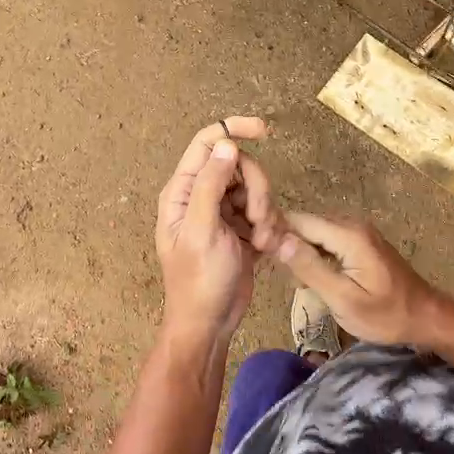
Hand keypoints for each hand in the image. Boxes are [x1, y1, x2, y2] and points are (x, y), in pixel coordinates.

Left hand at [155, 117, 277, 351]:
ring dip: (266, 212)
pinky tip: (266, 249)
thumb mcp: (203, 231)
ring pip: (255, 189)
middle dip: (257, 189)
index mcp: (183, 192)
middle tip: (257, 219)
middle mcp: (202, 196)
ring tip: (262, 241)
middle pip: (239, 166)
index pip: (207, 143)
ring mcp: (223, 213)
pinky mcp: (242, 229)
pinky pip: (263, 211)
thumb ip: (211, 185)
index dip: (233, 130)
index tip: (264, 130)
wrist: (210, 323)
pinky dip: (270, 226)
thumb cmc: (198, 281)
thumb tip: (225, 145)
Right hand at [273, 212, 442, 345]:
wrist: (426, 317)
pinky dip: (314, 255)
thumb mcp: (344, 299)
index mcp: (348, 235)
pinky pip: (328, 240)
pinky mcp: (360, 243)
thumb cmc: (386, 315)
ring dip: (299, 251)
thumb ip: (311, 269)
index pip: (298, 221)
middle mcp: (352, 225)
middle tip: (270, 270)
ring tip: (290, 279)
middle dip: (284, 242)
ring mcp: (358, 232)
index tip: (255, 252)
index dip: (274, 233)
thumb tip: (279, 241)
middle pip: (305, 223)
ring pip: (315, 232)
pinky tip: (309, 279)